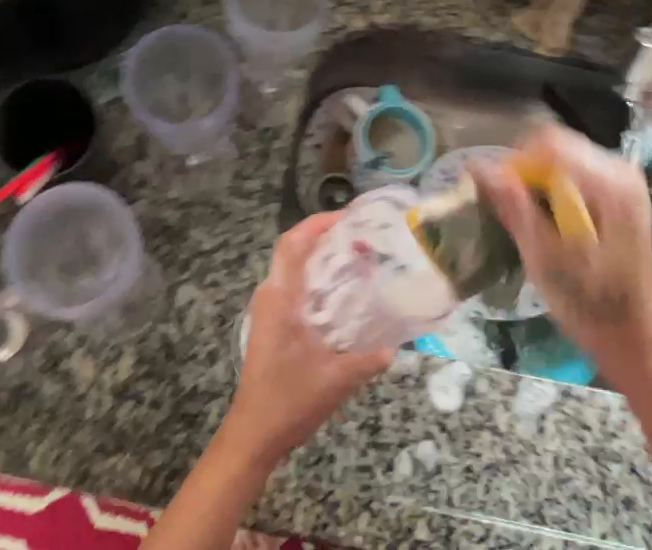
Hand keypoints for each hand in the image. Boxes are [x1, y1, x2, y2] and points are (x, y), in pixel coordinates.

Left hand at [224, 213, 392, 464]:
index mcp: (280, 299)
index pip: (293, 244)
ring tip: (361, 259)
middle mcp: (271, 296)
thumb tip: (396, 345)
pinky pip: (296, 288)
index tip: (350, 217)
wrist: (254, 434)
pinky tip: (345, 294)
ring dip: (323, 259)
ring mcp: (269, 310)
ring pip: (295, 269)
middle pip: (294, 250)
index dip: (318, 223)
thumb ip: (368, 360)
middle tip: (365, 239)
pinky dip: (318, 280)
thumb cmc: (288, 401)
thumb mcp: (335, 379)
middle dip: (327, 238)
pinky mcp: (273, 324)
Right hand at [475, 124, 651, 381]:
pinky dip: (552, 187)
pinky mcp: (618, 192)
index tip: (497, 196)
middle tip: (510, 211)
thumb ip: (515, 207)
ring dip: (537, 180)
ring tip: (528, 218)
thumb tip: (477, 166)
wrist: (631, 335)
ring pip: (562, 156)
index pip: (549, 144)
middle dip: (525, 171)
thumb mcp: (545, 258)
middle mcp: (621, 170)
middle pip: (556, 145)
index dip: (514, 163)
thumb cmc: (589, 304)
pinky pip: (574, 171)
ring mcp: (622, 180)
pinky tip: (548, 219)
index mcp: (609, 183)